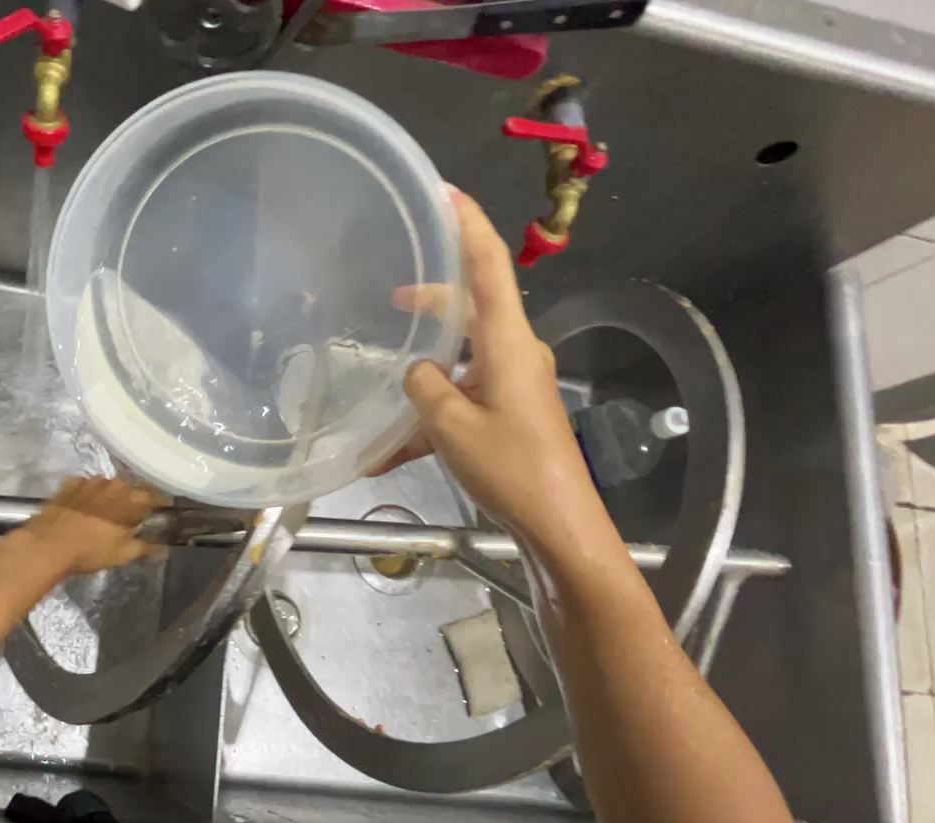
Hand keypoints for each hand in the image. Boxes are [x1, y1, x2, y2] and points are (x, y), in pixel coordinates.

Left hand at [21, 476, 155, 575]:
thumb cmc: (91, 550)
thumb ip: (145, 547)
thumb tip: (163, 548)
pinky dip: (89, 493)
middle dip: (134, 498)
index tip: (162, 509)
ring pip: (108, 485)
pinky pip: (85, 485)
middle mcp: (113, 484)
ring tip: (108, 509)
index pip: (154, 495)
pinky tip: (85, 504)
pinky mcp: (69, 485)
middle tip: (134, 513)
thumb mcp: (123, 554)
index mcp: (130, 499)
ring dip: (111, 494)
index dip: (160, 502)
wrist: (49, 545)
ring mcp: (89, 482)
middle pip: (130, 488)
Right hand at [379, 189, 615, 559]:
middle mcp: (513, 352)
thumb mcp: (450, 426)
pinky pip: (460, 400)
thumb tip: (415, 370)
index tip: (441, 191)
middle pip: (470, 307)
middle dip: (430, 297)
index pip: (488, 265)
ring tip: (378, 384)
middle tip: (388, 292)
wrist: (556, 520)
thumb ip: (424, 387)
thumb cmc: (509, 467)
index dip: (466, 224)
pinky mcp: (507, 413)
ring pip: (458, 360)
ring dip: (420, 373)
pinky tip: (388, 454)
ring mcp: (512, 383)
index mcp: (507, 343)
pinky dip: (427, 418)